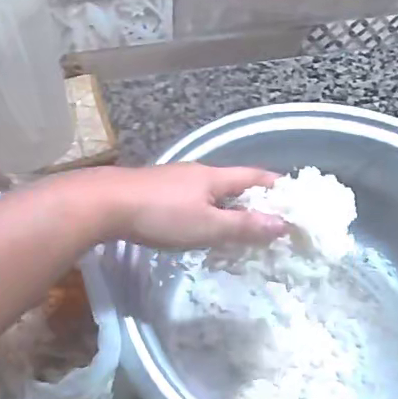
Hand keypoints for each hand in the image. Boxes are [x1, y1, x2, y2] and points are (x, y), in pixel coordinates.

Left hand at [66, 164, 288, 249]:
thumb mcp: (207, 226)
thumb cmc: (160, 215)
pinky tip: (200, 223)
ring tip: (238, 225)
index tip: (293, 197)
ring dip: (229, 205)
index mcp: (214, 177)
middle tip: (270, 217)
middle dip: (254, 197)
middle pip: (233, 182)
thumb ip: (243, 226)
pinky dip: (207, 210)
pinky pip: (192, 198)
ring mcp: (174, 180)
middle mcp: (197, 172)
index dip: (276, 185)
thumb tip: (283, 224)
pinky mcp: (156, 190)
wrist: (105, 204)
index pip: (255, 176)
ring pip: (211, 191)